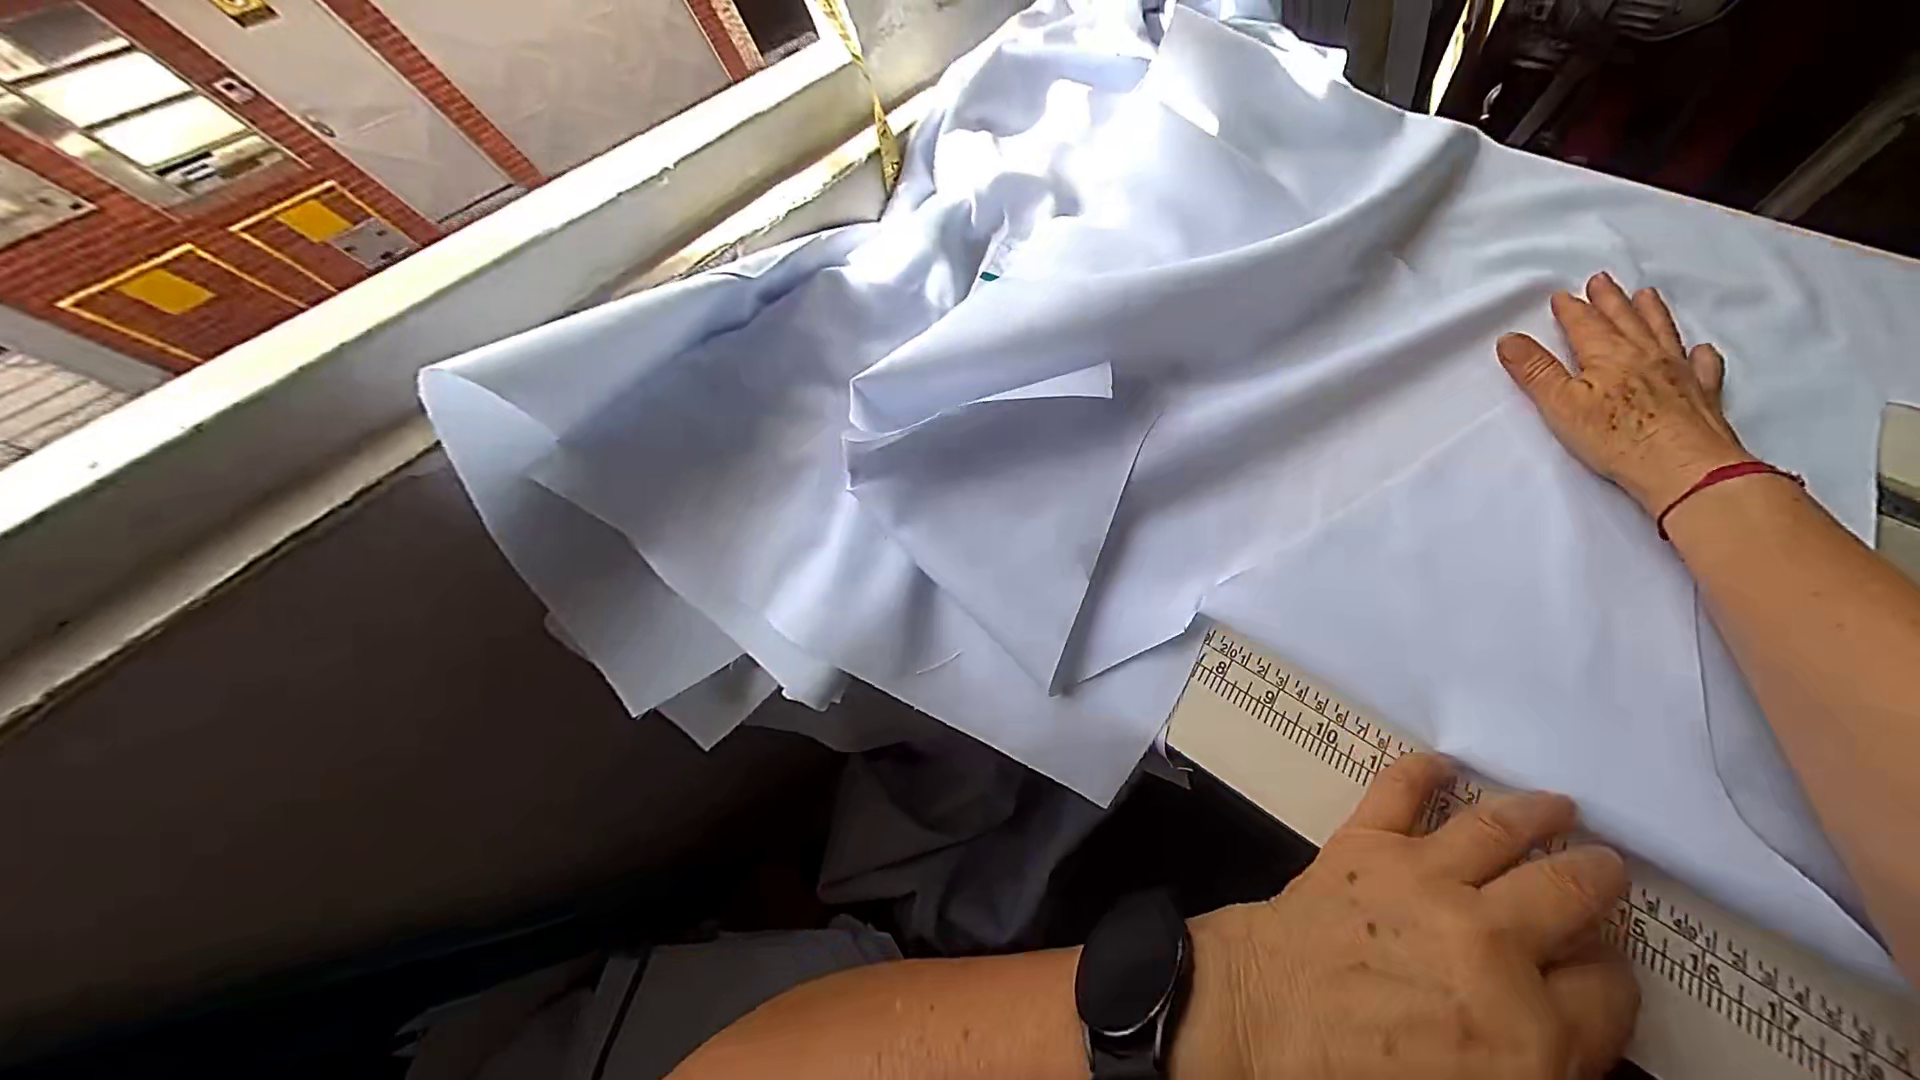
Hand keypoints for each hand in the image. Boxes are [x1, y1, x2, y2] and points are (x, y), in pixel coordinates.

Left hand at [1173, 754, 1638, 1079]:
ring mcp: (1423, 880)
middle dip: (1595, 878)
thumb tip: (1571, 1000)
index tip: (1603, 956)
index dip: (1610, 971)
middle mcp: (1489, 941)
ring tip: (1556, 805)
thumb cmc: (1367, 1073)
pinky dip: (1420, 770)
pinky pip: (1398, 792)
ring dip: (1534, 814)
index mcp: (1533, 1028)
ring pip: (1496, 831)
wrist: (1266, 1015)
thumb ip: (1545, 1050)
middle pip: (1566, 896)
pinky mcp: (1364, 843)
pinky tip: (1442, 762)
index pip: (1608, 989)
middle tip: (1605, 863)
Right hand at [1496, 272, 1751, 515]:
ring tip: (1647, 295)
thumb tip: (1509, 338)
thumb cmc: (1614, 436)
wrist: (1684, 466)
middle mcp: (1646, 356)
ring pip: (1662, 333)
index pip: (1586, 325)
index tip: (1562, 295)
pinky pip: (1701, 365)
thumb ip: (1535, 370)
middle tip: (1603, 280)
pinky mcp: (1701, 395)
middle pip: (1625, 321)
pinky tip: (1699, 350)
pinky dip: (1698, 354)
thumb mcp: (1559, 403)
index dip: (1572, 310)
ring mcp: (1678, 373)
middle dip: (1610, 301)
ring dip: (1651, 313)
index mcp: (1608, 356)